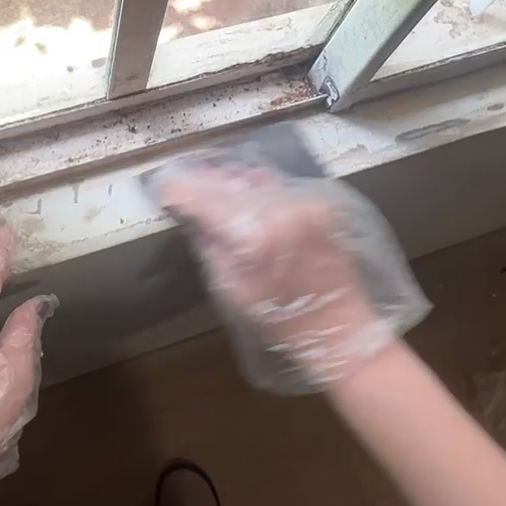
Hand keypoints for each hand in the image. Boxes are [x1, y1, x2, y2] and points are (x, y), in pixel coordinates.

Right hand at [155, 162, 407, 391]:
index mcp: (254, 235)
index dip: (179, 190)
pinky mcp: (318, 202)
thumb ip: (209, 246)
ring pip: (253, 178)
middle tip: (181, 181)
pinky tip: (244, 193)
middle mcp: (279, 208)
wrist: (342, 327)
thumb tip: (192, 214)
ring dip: (229, 180)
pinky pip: (276, 185)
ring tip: (209, 183)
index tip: (163, 188)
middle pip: (228, 181)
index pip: (204, 198)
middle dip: (202, 181)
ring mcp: (302, 201)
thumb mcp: (231, 290)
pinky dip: (257, 187)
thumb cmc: (281, 319)